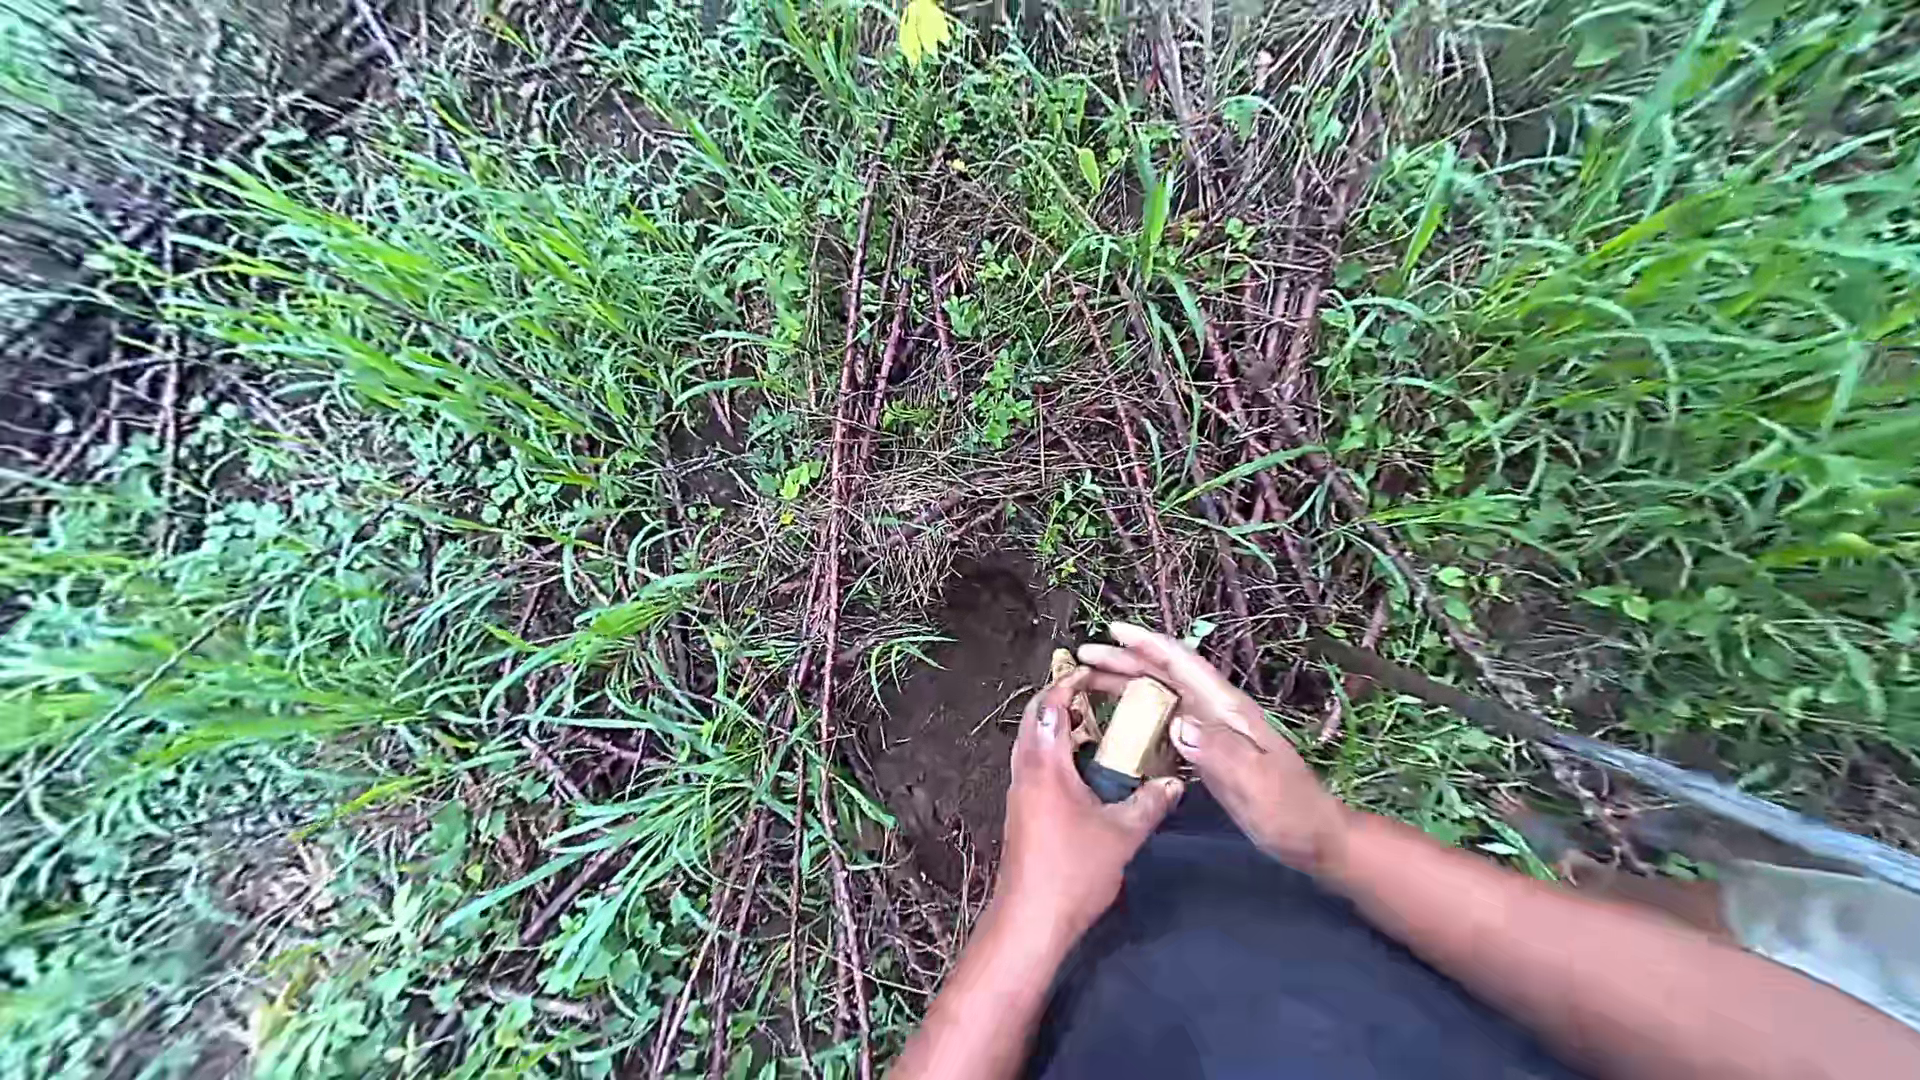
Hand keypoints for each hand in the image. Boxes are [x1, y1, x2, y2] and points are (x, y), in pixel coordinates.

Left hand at [992, 667, 1183, 944]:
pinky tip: (1081, 768)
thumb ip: (1149, 803)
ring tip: (1093, 726)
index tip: (1091, 672)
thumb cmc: (1074, 869)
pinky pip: (1034, 761)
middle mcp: (1025, 768)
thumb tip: (1175, 782)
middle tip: (1093, 694)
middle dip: (1060, 698)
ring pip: (1032, 739)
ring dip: (1057, 725)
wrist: (1030, 918)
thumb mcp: (1122, 834)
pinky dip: (1054, 749)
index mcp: (1045, 763)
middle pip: (1035, 716)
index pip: (1050, 706)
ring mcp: (1019, 788)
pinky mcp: (1020, 806)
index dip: (1068, 682)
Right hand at [1078, 622, 1349, 871]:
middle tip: (1083, 656)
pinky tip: (1116, 721)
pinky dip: (1135, 712)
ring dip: (1124, 682)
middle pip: (1162, 672)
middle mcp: (1213, 709)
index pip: (1181, 663)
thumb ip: (1221, 752)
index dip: (1146, 643)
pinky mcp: (1203, 748)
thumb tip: (1178, 724)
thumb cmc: (1289, 810)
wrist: (1314, 838)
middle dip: (1123, 659)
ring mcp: (1208, 727)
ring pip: (1158, 693)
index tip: (1112, 631)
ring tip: (1088, 681)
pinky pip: (1161, 719)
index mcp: (1225, 707)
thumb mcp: (1259, 783)